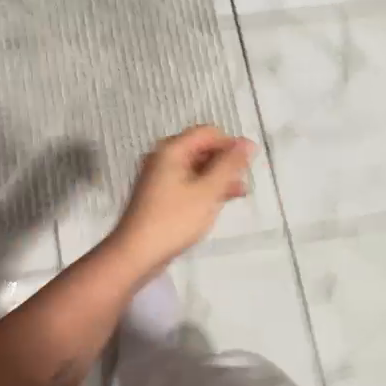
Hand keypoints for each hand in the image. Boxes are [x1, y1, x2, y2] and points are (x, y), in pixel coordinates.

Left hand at [103, 125, 255, 274]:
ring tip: (240, 192)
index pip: (207, 132)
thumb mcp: (207, 191)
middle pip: (201, 148)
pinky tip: (220, 201)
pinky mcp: (159, 194)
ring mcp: (159, 176)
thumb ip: (229, 165)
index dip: (230, 144)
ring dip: (217, 176)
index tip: (249, 163)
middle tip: (245, 180)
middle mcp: (162, 157)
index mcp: (171, 149)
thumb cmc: (174, 219)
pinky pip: (187, 182)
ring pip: (195, 167)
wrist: (136, 252)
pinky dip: (204, 187)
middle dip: (225, 161)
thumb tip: (248, 142)